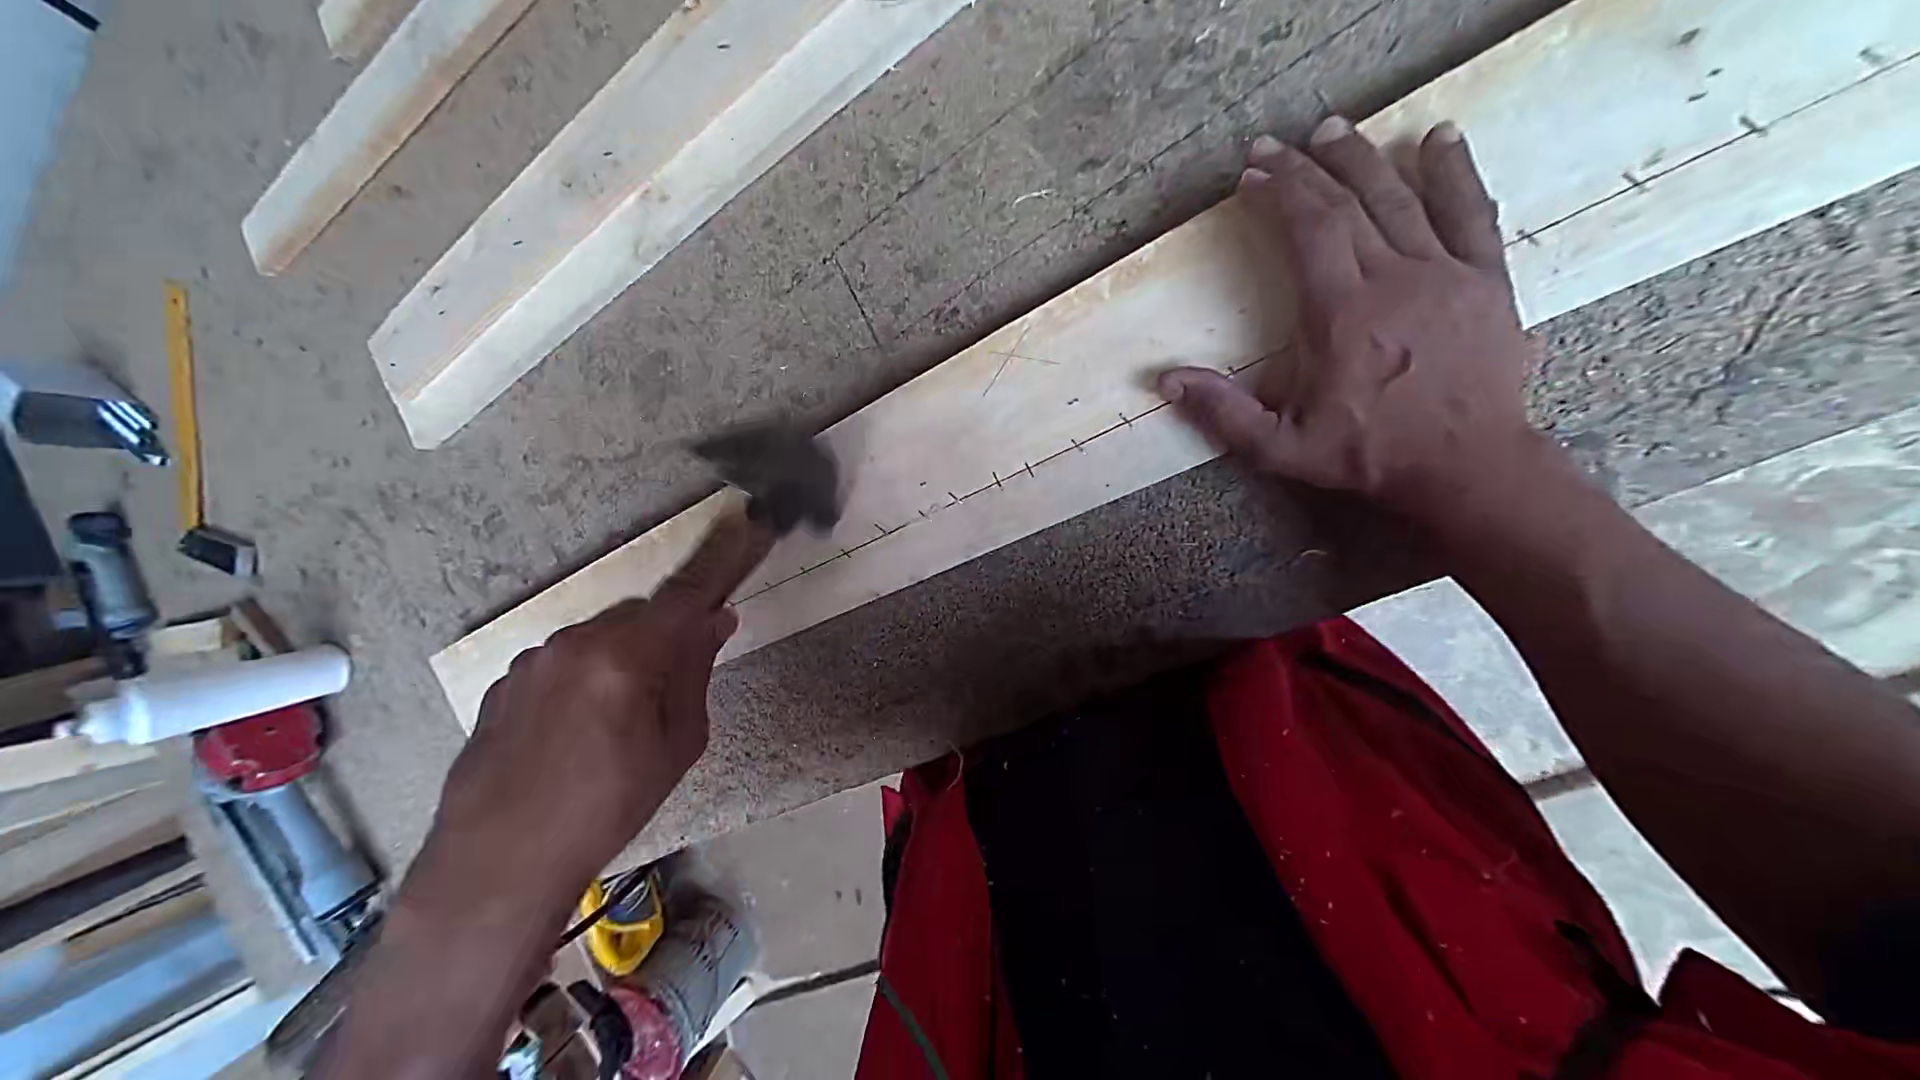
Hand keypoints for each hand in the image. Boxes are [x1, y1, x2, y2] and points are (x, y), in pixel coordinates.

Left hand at [426, 512, 772, 900]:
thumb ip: (695, 673)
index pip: (689, 594)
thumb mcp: (676, 745)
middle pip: (642, 618)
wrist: (495, 865)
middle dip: (665, 638)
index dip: (724, 560)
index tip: (748, 526)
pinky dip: (586, 677)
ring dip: (623, 660)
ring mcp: (534, 658)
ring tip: (615, 726)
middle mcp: (577, 641)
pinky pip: (565, 662)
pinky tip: (576, 730)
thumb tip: (715, 622)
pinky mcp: (505, 680)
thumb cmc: (607, 808)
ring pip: (602, 639)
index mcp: (626, 655)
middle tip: (671, 690)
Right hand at [1159, 117, 1554, 534]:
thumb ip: (1222, 412)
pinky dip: (1453, 172)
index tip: (1253, 174)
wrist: (1466, 466)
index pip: (1308, 229)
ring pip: (1401, 198)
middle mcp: (1394, 278)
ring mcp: (1446, 273)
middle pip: (1348, 203)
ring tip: (1334, 129)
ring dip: (1362, 159)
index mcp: (1342, 313)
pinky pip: (1471, 213)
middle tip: (1278, 145)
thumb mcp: (1279, 446)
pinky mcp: (1486, 280)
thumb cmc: (1367, 455)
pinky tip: (1437, 139)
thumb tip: (1167, 381)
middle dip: (1307, 168)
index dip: (1279, 194)